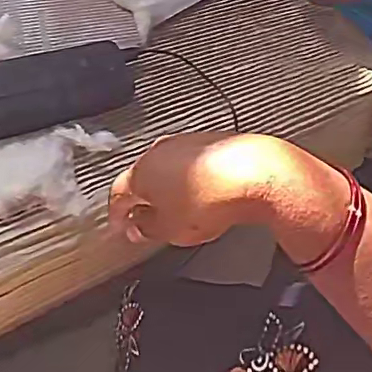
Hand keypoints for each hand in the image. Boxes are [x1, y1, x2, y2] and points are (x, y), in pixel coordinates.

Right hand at [110, 133, 310, 246]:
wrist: (253, 172)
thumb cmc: (212, 198)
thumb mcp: (170, 230)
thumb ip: (147, 228)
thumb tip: (139, 225)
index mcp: (142, 171)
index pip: (118, 193)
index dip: (117, 214)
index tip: (120, 225)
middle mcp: (161, 150)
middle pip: (142, 176)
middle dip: (143, 199)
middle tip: (148, 221)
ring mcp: (186, 142)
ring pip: (167, 167)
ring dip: (168, 187)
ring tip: (181, 211)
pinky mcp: (210, 141)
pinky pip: (191, 162)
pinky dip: (191, 178)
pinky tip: (203, 194)